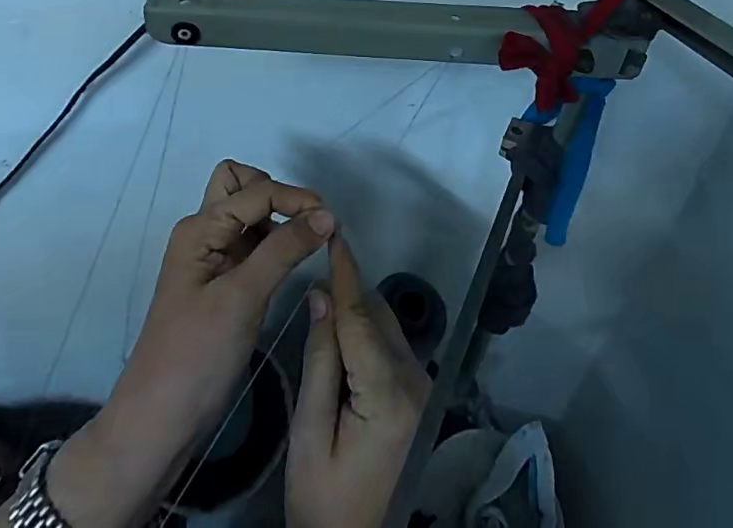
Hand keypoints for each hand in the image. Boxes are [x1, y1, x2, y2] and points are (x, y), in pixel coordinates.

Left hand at [42, 160, 334, 527]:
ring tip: (309, 243)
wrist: (160, 421)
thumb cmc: (196, 355)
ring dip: (280, 216)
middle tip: (307, 224)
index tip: (333, 223)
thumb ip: (284, 249)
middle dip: (278, 193)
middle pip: (242, 184)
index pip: (258, 191)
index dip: (296, 199)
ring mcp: (214, 257)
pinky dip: (277, 241)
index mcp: (200, 228)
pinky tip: (294, 261)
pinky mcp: (226, 281)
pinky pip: (255, 242)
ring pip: (250, 212)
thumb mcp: (242, 297)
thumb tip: (327, 215)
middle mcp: (205, 233)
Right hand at [287, 236, 431, 527]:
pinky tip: (343, 330)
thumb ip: (319, 362)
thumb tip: (321, 298)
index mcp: (388, 392)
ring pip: (387, 327)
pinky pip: (391, 346)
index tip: (333, 233)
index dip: (346, 272)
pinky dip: (367, 331)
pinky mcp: (419, 393)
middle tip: (316, 263)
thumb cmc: (326, 499)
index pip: (362, 317)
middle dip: (349, 288)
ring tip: (323, 293)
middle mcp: (415, 380)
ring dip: (358, 308)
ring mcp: (422, 386)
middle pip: (377, 317)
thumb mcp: (310, 434)